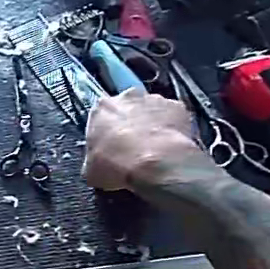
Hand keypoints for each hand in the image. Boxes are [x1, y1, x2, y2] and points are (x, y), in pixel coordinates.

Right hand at [82, 89, 209, 190]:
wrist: (156, 165)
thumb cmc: (118, 167)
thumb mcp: (91, 172)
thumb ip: (92, 161)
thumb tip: (94, 166)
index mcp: (101, 108)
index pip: (102, 117)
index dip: (108, 133)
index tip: (112, 148)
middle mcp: (128, 96)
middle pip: (129, 108)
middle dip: (132, 123)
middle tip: (135, 147)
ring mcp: (155, 99)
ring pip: (153, 111)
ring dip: (153, 125)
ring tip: (157, 149)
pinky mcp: (178, 107)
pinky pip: (174, 118)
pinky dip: (174, 129)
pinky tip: (173, 147)